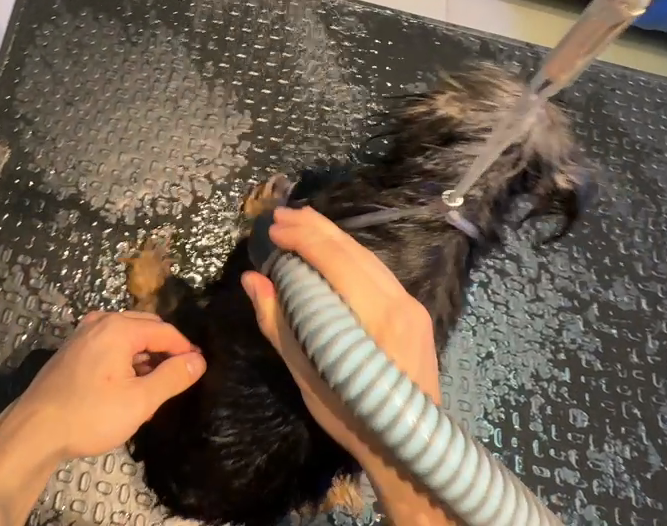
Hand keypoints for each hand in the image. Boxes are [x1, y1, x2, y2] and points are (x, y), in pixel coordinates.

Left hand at [0, 312, 204, 525]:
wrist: (37, 427)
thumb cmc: (91, 414)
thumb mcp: (139, 401)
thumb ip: (171, 378)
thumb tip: (198, 361)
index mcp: (119, 327)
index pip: (164, 330)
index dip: (185, 348)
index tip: (198, 368)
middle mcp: (101, 321)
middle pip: (144, 325)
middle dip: (164, 347)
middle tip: (179, 375)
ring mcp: (84, 332)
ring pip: (126, 333)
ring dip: (144, 352)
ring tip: (154, 382)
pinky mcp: (73, 347)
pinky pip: (109, 341)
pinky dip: (125, 354)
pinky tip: (126, 380)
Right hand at [240, 207, 450, 525]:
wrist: (413, 450)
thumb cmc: (353, 416)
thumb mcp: (306, 375)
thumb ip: (278, 322)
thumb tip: (252, 279)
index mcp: (376, 317)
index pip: (335, 259)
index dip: (302, 238)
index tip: (272, 228)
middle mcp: (400, 302)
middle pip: (352, 250)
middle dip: (314, 227)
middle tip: (280, 215)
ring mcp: (411, 304)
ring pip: (366, 255)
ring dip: (330, 235)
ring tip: (301, 220)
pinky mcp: (414, 311)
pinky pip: (376, 270)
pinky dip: (348, 252)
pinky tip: (330, 247)